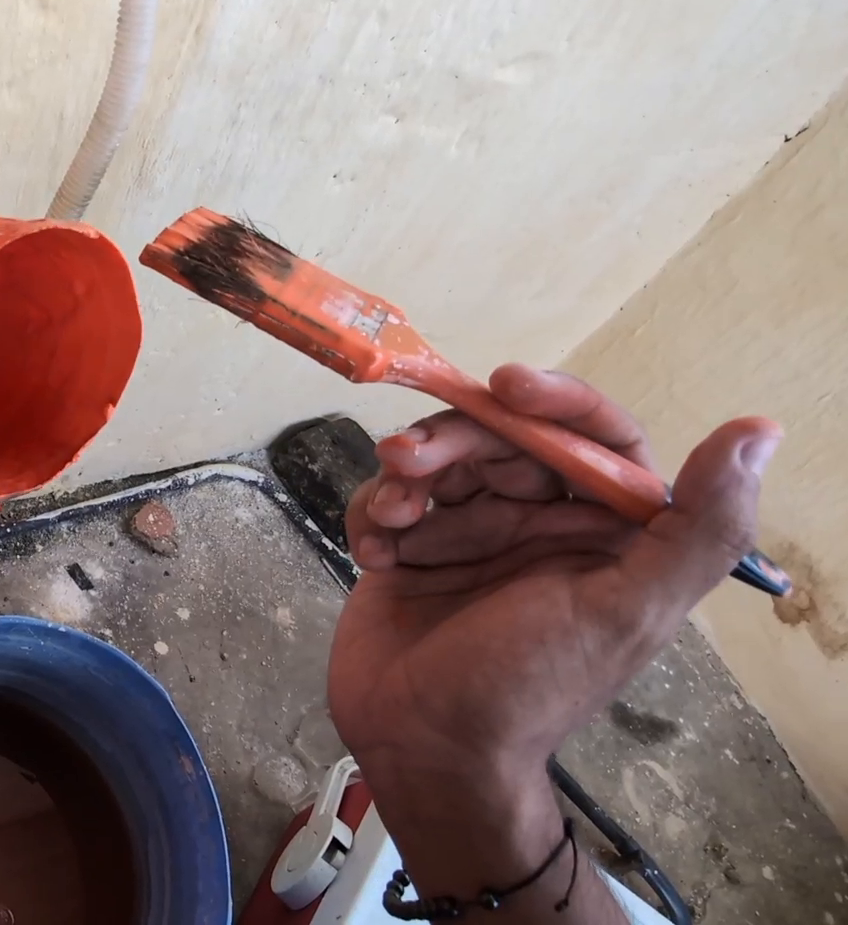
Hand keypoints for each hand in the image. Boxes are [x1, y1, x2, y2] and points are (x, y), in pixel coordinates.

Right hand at [330, 365, 778, 905]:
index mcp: (600, 533)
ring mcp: (460, 534)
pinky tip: (372, 555)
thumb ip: (694, 528)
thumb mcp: (622, 612)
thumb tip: (756, 429)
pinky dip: (370, 517)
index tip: (502, 385)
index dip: (553, 403)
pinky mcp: (402, 546)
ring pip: (428, 467)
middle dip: (449, 443)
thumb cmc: (526, 683)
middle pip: (492, 442)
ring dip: (401, 483)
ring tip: (390, 522)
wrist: (422, 741)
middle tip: (405, 462)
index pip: (590, 439)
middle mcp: (532, 522)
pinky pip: (382, 502)